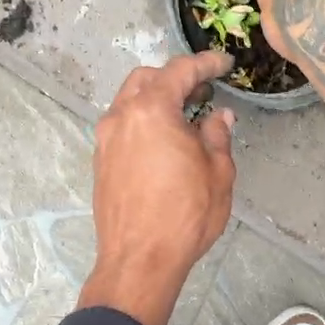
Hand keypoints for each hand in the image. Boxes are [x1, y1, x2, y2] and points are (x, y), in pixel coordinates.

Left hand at [77, 53, 237, 324]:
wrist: (138, 261)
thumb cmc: (184, 216)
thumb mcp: (217, 173)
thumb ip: (217, 136)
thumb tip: (217, 116)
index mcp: (151, 110)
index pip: (179, 71)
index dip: (205, 63)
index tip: (224, 63)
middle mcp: (121, 117)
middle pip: (146, 79)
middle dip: (174, 78)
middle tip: (202, 90)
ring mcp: (105, 140)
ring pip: (129, 102)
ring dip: (156, 100)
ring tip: (185, 116)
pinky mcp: (100, 162)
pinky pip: (122, 126)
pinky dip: (143, 121)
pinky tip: (164, 141)